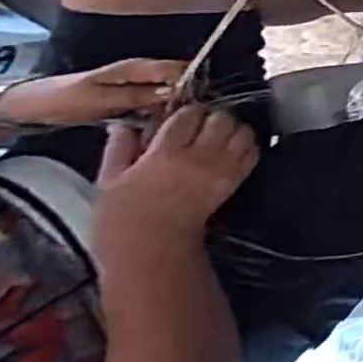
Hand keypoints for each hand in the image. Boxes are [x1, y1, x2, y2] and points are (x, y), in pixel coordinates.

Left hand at [0, 59, 183, 127]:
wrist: (28, 107)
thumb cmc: (62, 100)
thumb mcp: (98, 99)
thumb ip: (137, 95)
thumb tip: (175, 92)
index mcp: (139, 68)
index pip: (181, 69)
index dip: (192, 84)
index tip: (192, 107)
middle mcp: (145, 73)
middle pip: (180, 80)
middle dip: (186, 98)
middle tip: (183, 121)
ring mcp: (140, 84)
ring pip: (171, 92)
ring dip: (174, 108)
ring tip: (172, 128)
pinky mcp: (134, 97)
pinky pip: (157, 102)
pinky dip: (161, 113)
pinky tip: (158, 127)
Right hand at [93, 106, 256, 242]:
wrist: (151, 248)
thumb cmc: (121, 218)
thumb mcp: (109, 181)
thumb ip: (120, 148)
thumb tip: (125, 124)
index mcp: (165, 154)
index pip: (188, 115)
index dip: (184, 113)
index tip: (178, 120)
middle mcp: (200, 156)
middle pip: (221, 117)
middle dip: (211, 118)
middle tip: (199, 128)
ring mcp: (224, 166)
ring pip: (242, 130)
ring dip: (232, 128)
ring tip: (217, 137)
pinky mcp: (237, 178)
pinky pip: (253, 150)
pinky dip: (246, 144)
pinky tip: (231, 149)